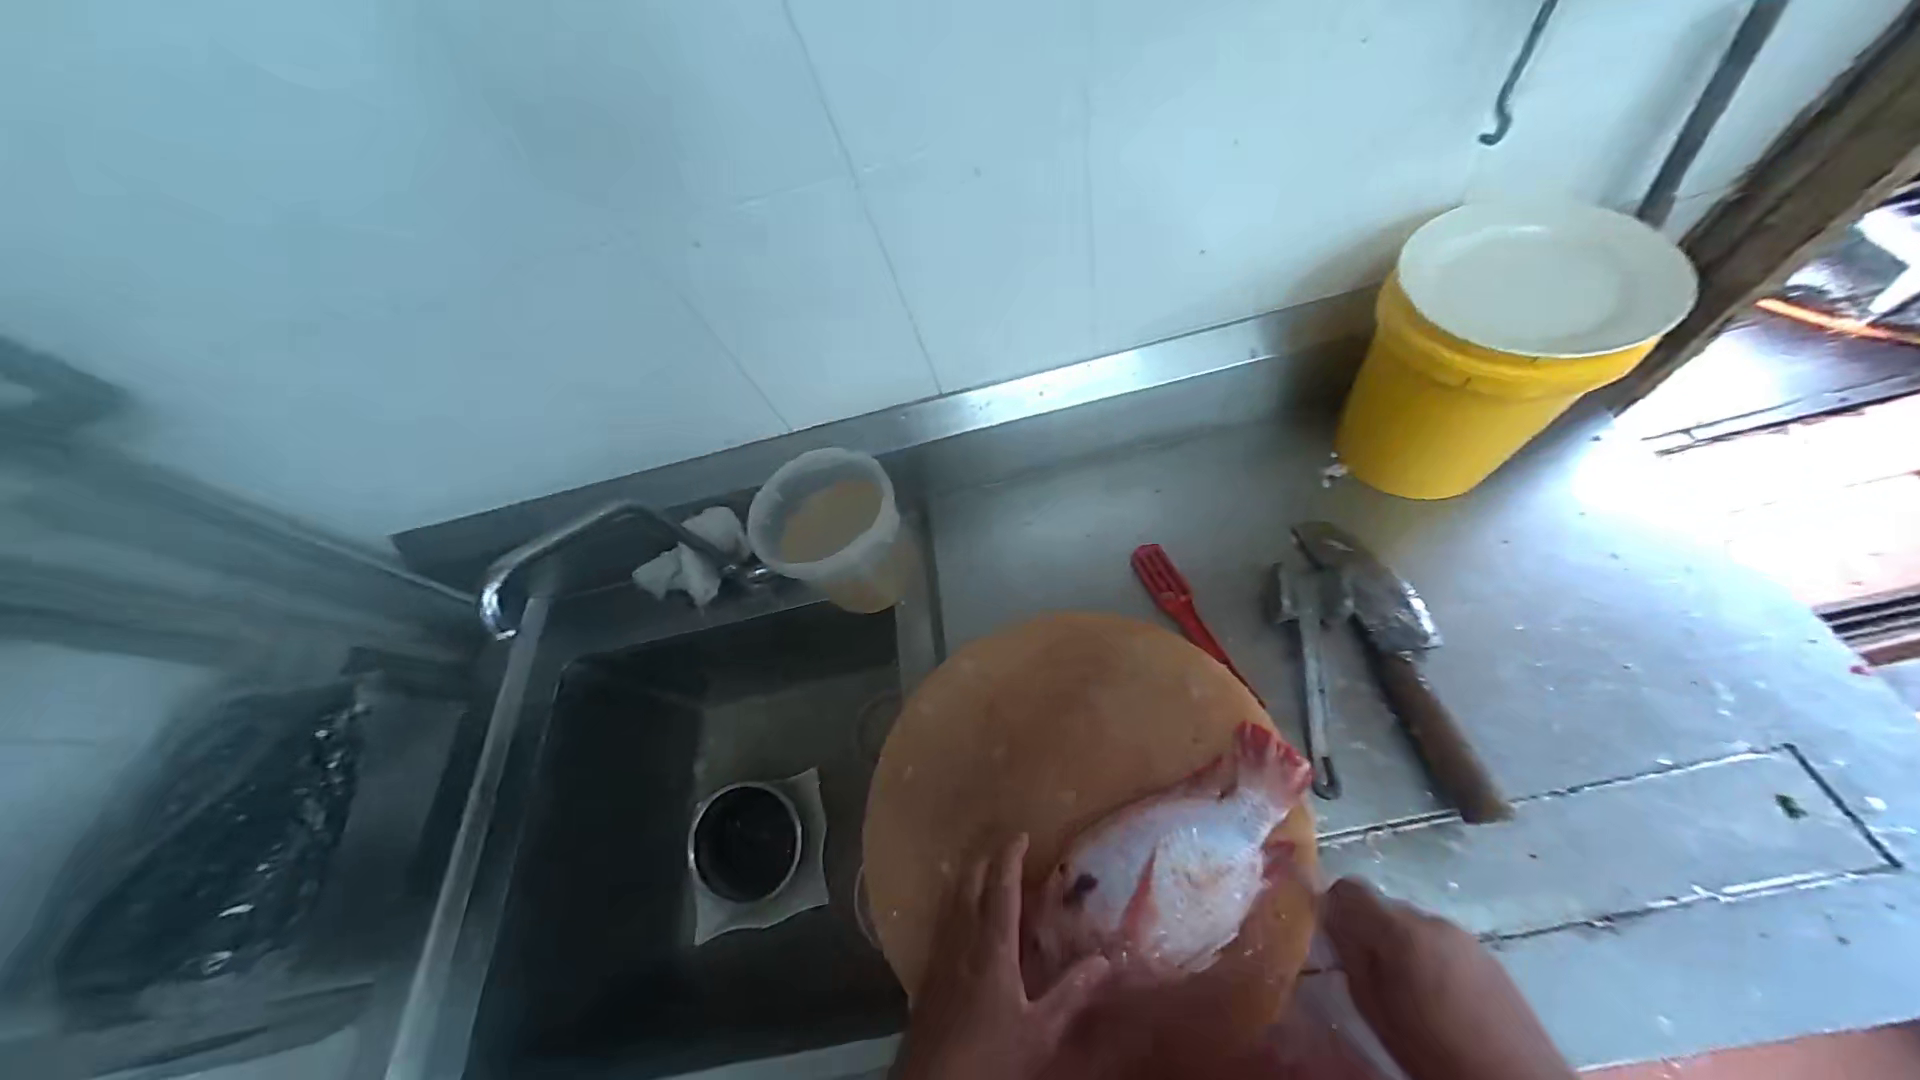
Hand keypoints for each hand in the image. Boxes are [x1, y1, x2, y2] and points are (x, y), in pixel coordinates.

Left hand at [891, 834, 1112, 1079]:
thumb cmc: (990, 1056)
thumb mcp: (1040, 1031)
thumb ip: (1070, 993)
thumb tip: (1104, 961)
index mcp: (992, 945)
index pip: (1002, 887)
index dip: (1010, 856)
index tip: (1020, 835)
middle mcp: (963, 937)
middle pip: (970, 882)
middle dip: (987, 858)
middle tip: (1005, 848)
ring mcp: (941, 952)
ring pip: (952, 897)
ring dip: (967, 875)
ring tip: (981, 867)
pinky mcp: (928, 969)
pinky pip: (942, 919)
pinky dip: (953, 900)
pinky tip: (957, 911)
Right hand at [1322, 877, 1575, 1079]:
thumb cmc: (1431, 1049)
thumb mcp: (1372, 1005)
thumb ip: (1349, 953)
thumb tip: (1332, 918)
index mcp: (1397, 929)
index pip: (1349, 887)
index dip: (1336, 905)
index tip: (1335, 934)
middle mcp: (1430, 919)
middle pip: (1384, 907)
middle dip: (1372, 930)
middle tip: (1373, 972)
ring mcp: (1464, 936)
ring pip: (1414, 926)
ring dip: (1404, 945)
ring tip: (1412, 990)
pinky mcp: (1489, 956)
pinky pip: (1443, 943)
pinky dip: (1432, 958)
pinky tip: (1444, 998)